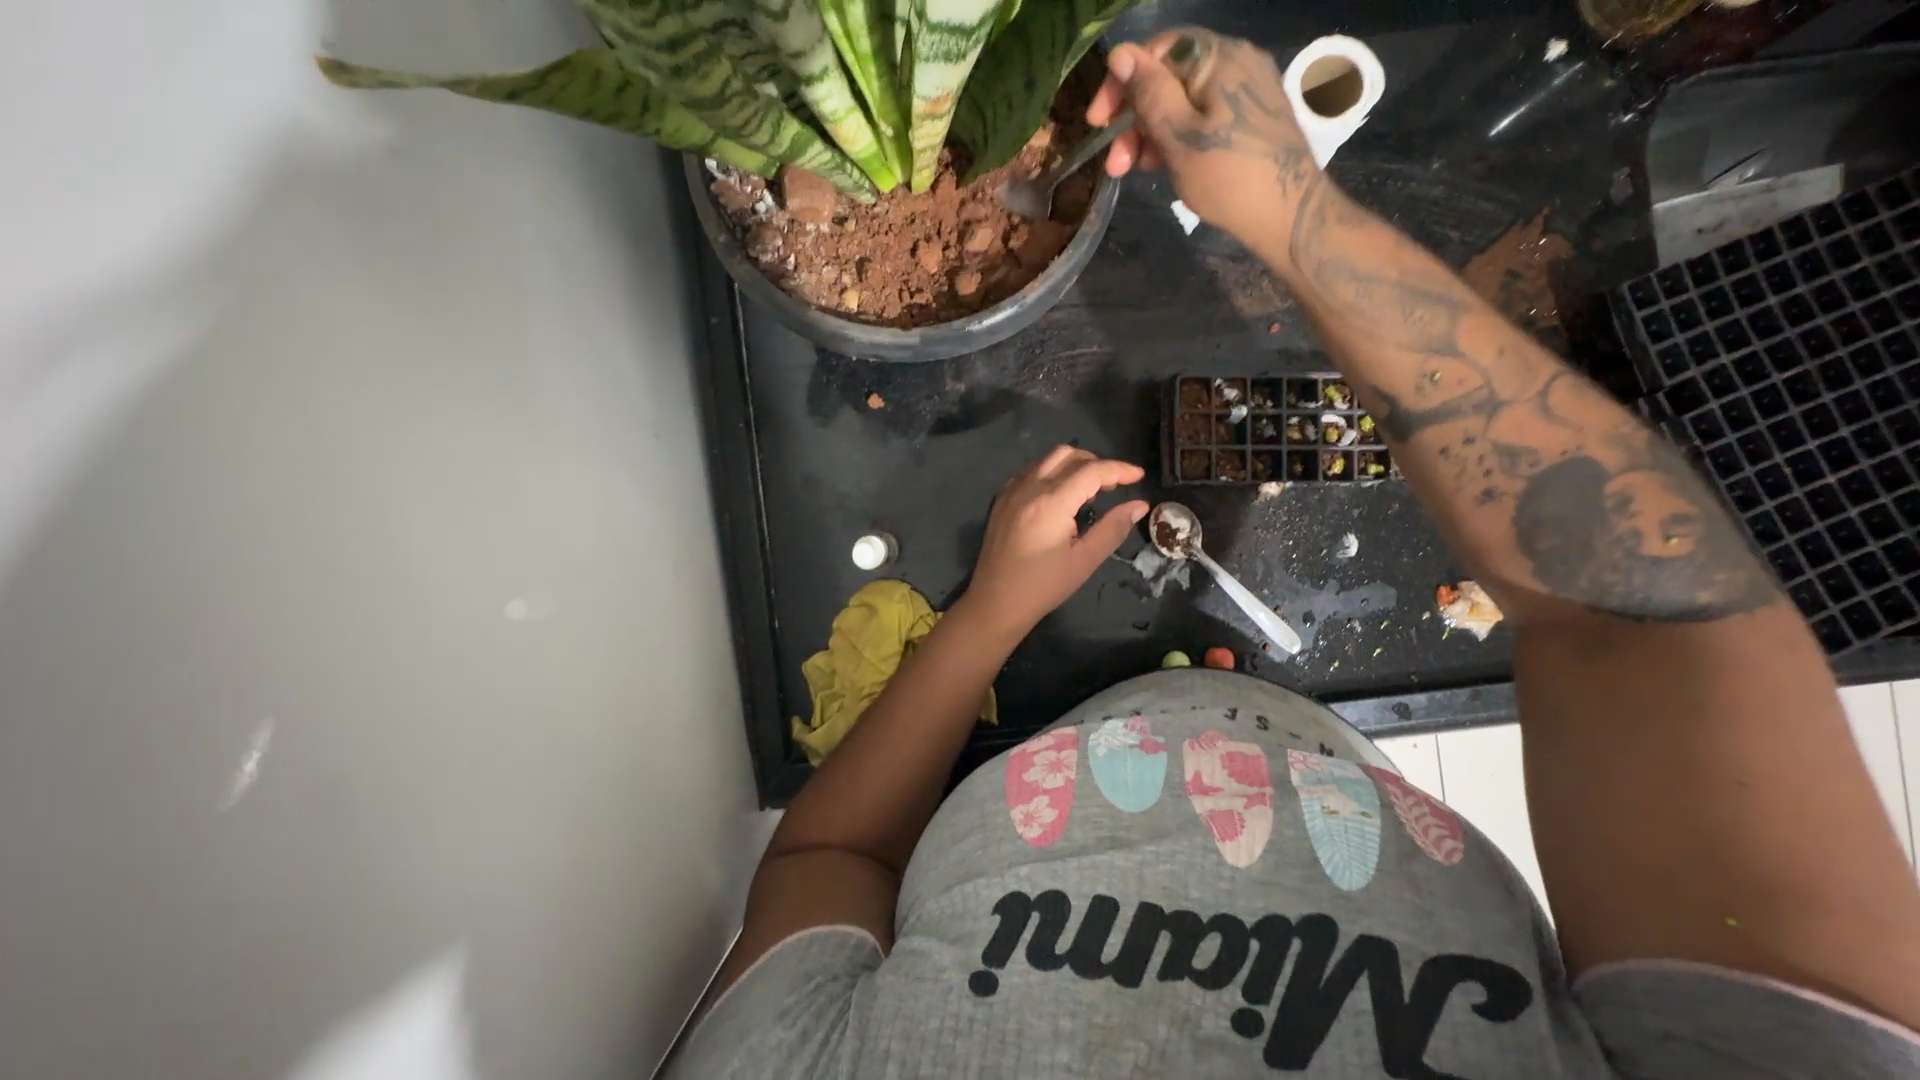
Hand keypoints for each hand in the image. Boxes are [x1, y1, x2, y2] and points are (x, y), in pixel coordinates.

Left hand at [959, 447, 1148, 638]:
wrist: (996, 602)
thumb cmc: (1043, 586)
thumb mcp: (1085, 560)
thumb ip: (1113, 528)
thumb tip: (1139, 505)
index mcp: (1051, 502)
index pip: (1092, 471)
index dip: (1119, 469)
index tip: (1139, 476)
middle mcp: (1028, 487)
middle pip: (1068, 454)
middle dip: (1096, 462)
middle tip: (1113, 485)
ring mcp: (1011, 491)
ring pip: (1047, 459)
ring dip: (1073, 465)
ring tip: (1090, 491)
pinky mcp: (1001, 500)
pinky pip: (1030, 471)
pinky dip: (1051, 473)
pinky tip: (1061, 496)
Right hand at [1087, 28, 1320, 257]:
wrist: (1290, 215)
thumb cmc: (1230, 178)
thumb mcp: (1179, 137)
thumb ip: (1149, 93)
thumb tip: (1120, 54)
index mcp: (1220, 57)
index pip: (1158, 50)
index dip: (1122, 82)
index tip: (1099, 122)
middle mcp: (1237, 62)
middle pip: (1169, 78)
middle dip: (1135, 118)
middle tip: (1115, 163)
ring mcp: (1247, 90)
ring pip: (1184, 101)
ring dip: (1152, 133)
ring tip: (1135, 171)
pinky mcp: (1251, 117)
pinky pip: (1204, 117)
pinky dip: (1179, 137)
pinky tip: (1165, 166)